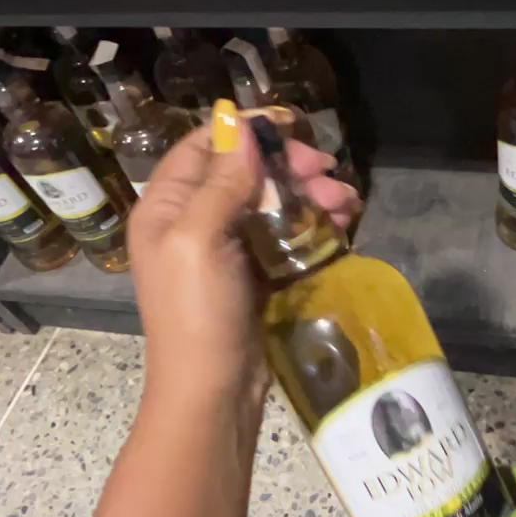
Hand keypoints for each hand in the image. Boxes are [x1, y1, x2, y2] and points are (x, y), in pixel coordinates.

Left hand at [127, 125, 360, 417]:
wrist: (213, 391)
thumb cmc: (197, 313)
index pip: (205, 146)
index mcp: (167, 206)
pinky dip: (313, 225)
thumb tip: (243, 127)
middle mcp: (194, 220)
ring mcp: (227, 248)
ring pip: (272, 202)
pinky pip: (285, 235)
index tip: (294, 125)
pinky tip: (341, 224)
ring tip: (347, 202)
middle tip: (327, 170)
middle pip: (245, 171)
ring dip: (310, 195)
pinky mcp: (255, 272)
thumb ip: (221, 183)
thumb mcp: (199, 241)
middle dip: (289, 166)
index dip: (247, 130)